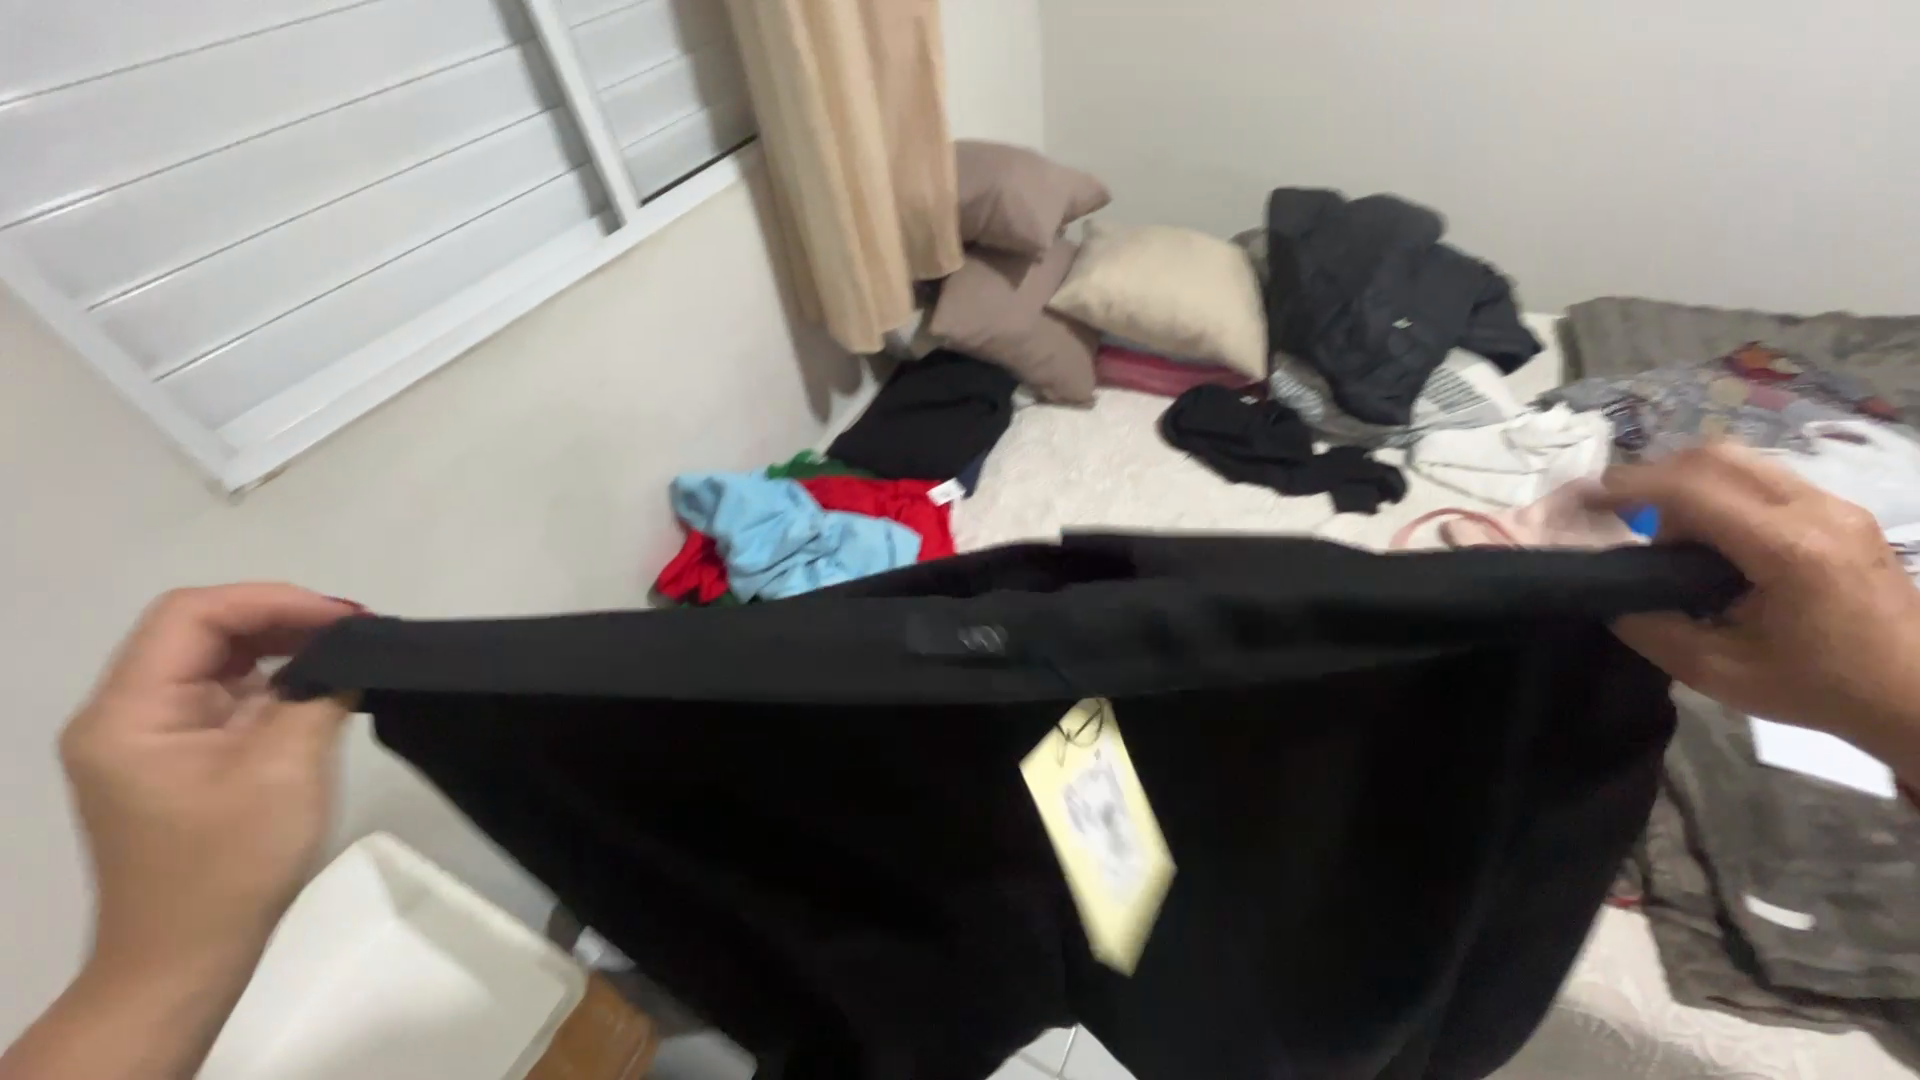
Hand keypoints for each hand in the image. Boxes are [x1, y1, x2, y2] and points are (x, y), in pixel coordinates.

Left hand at [60, 585, 359, 975]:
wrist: (188, 955)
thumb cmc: (229, 863)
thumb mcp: (284, 769)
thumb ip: (318, 694)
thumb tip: (352, 652)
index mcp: (128, 713)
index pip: (191, 616)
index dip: (272, 600)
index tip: (345, 619)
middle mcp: (128, 713)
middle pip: (201, 629)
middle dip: (283, 616)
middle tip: (360, 628)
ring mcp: (155, 734)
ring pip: (218, 656)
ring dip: (286, 643)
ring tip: (353, 647)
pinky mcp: (185, 753)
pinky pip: (231, 691)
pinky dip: (282, 676)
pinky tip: (328, 681)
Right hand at [1593, 443, 1919, 745]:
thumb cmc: (1821, 687)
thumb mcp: (1715, 670)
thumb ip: (1649, 628)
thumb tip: (1608, 596)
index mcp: (1787, 548)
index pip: (1691, 488)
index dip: (1628, 487)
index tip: (1585, 500)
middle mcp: (1816, 512)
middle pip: (1716, 458)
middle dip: (1654, 476)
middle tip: (1619, 509)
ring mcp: (1836, 508)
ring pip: (1740, 462)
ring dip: (1687, 483)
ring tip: (1663, 529)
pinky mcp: (1842, 514)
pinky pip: (1763, 479)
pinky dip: (1717, 491)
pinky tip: (1704, 534)